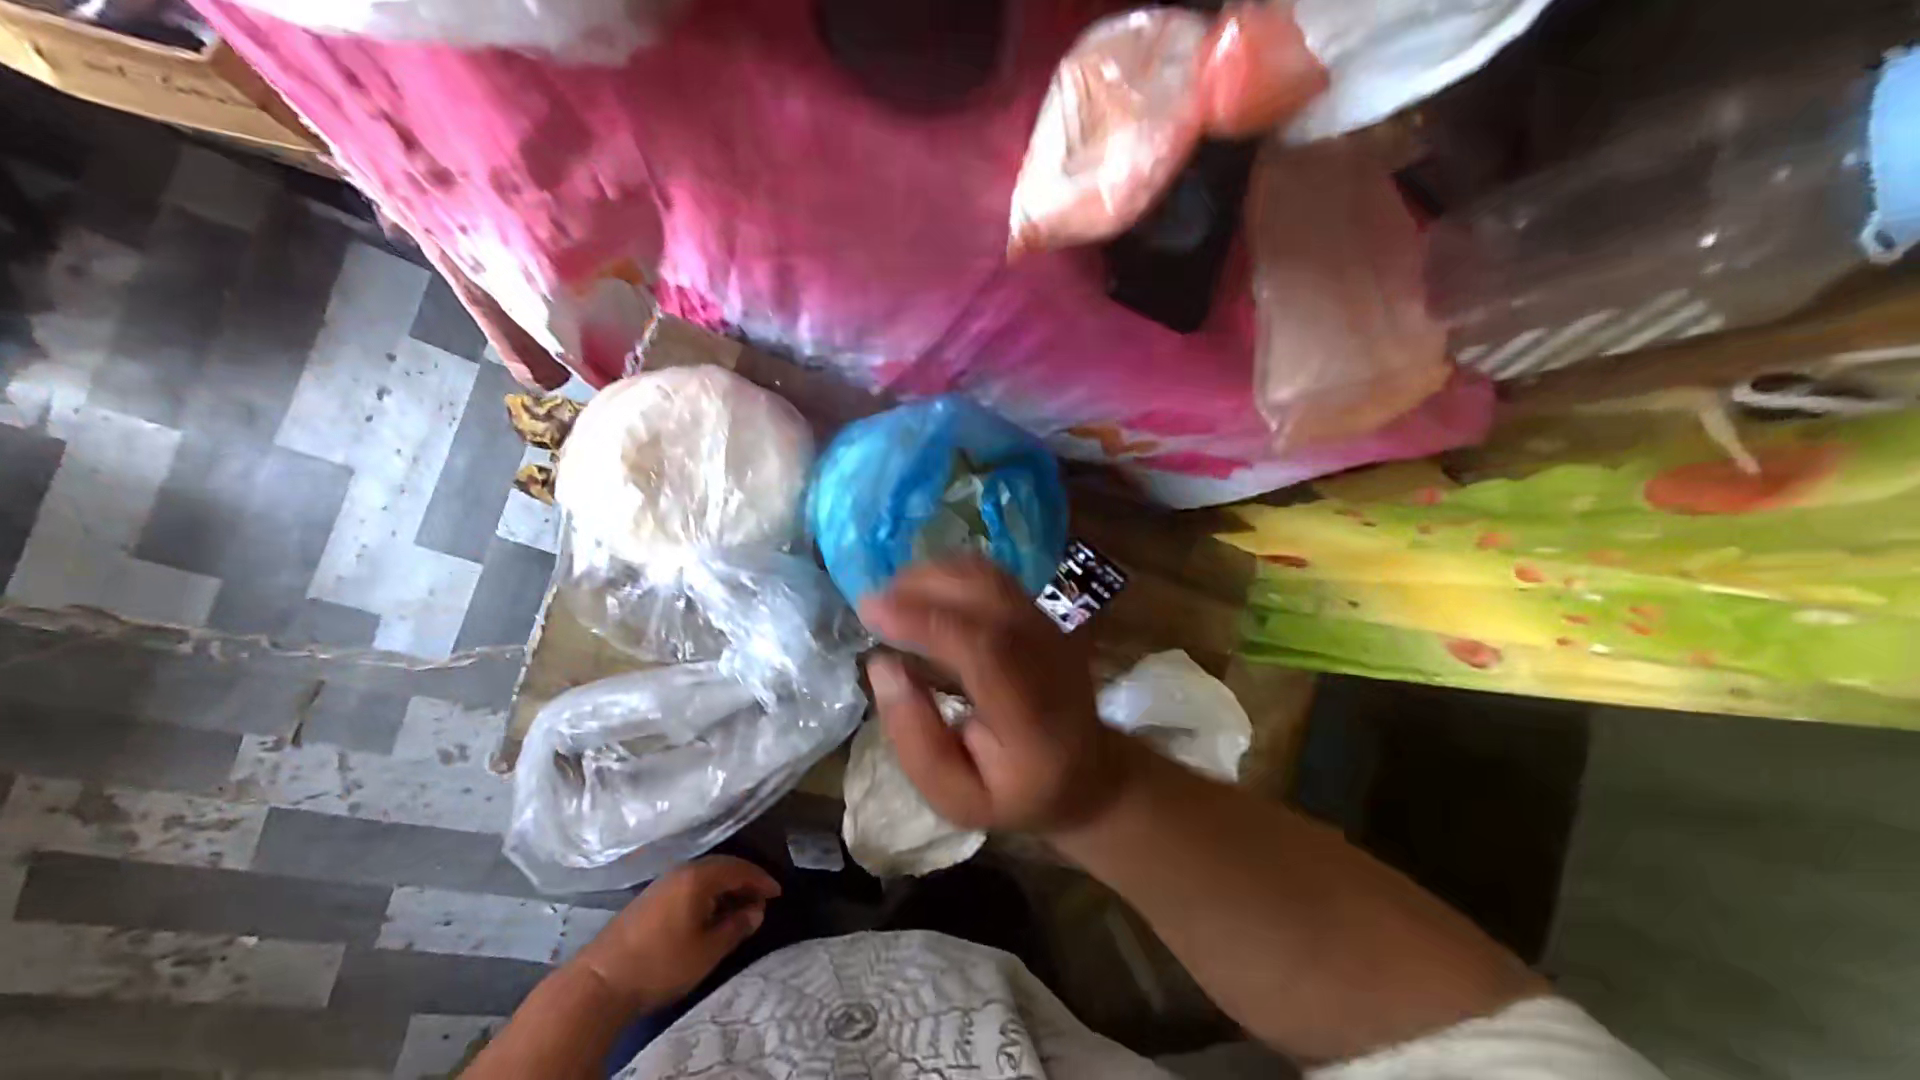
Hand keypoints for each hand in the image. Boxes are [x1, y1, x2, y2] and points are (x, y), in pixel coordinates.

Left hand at [572, 855, 780, 1011]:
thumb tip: (757, 911)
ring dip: (725, 889)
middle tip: (762, 900)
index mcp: (699, 877)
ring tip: (739, 909)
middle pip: (722, 868)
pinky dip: (707, 894)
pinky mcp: (648, 899)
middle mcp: (681, 871)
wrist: (600, 983)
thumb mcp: (708, 950)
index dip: (762, 879)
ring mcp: (662, 883)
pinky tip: (709, 914)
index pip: (740, 869)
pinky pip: (688, 886)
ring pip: (704, 877)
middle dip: (745, 881)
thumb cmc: (661, 964)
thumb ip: (737, 927)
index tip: (778, 893)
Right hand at [859, 555, 1131, 834]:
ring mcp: (1051, 629)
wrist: (1083, 771)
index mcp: (1031, 717)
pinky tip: (923, 595)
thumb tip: (882, 665)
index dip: (926, 621)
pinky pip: (992, 577)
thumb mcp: (955, 797)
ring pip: (989, 576)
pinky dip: (950, 575)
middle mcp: (1048, 658)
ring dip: (933, 576)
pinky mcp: (1042, 615)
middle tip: (873, 606)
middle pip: (988, 594)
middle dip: (921, 587)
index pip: (985, 648)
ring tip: (892, 600)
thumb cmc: (1013, 792)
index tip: (872, 612)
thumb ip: (915, 739)